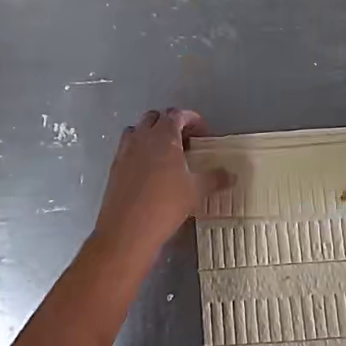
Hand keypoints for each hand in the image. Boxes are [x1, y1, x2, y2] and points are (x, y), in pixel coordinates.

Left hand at [91, 108, 226, 256]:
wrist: (127, 231)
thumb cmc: (165, 205)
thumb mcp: (196, 191)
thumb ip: (215, 179)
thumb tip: (231, 176)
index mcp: (163, 137)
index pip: (177, 114)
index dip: (192, 119)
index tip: (203, 133)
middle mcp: (141, 138)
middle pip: (155, 117)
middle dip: (171, 124)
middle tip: (186, 142)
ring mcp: (124, 152)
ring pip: (138, 130)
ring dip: (152, 135)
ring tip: (166, 154)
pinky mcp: (114, 168)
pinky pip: (128, 149)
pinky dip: (140, 151)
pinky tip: (151, 172)